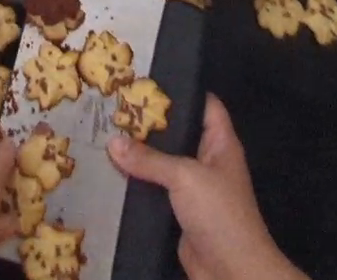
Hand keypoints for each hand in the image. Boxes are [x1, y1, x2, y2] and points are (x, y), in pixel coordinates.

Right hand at [108, 95, 305, 279]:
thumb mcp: (184, 177)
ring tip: (105, 130)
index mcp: (220, 142)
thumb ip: (149, 158)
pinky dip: (136, 180)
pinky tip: (111, 169)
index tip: (148, 77)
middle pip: (177, 131)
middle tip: (115, 102)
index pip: (204, 102)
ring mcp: (192, 187)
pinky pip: (154, 187)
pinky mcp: (177, 211)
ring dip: (139, 152)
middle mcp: (206, 160)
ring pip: (162, 160)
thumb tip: (112, 142)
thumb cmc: (219, 213)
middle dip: (149, 120)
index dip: (181, 88)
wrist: (232, 273)